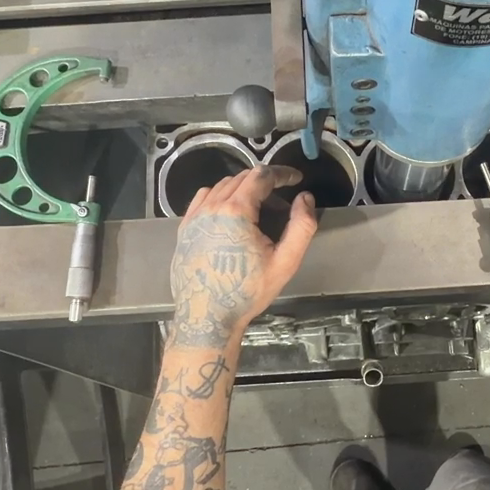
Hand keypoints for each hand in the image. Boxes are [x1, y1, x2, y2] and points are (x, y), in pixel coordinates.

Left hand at [168, 166, 317, 349]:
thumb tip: (305, 199)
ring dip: (243, 189)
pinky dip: (220, 197)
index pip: (261, 176)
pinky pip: (203, 199)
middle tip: (280, 201)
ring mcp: (194, 217)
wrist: (207, 316)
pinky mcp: (184, 228)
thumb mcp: (285, 262)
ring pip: (221, 187)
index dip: (282, 173)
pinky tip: (229, 214)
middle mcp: (211, 207)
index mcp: (236, 211)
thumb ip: (301, 227)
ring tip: (258, 208)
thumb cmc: (246, 292)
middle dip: (264, 182)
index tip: (295, 179)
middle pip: (241, 178)